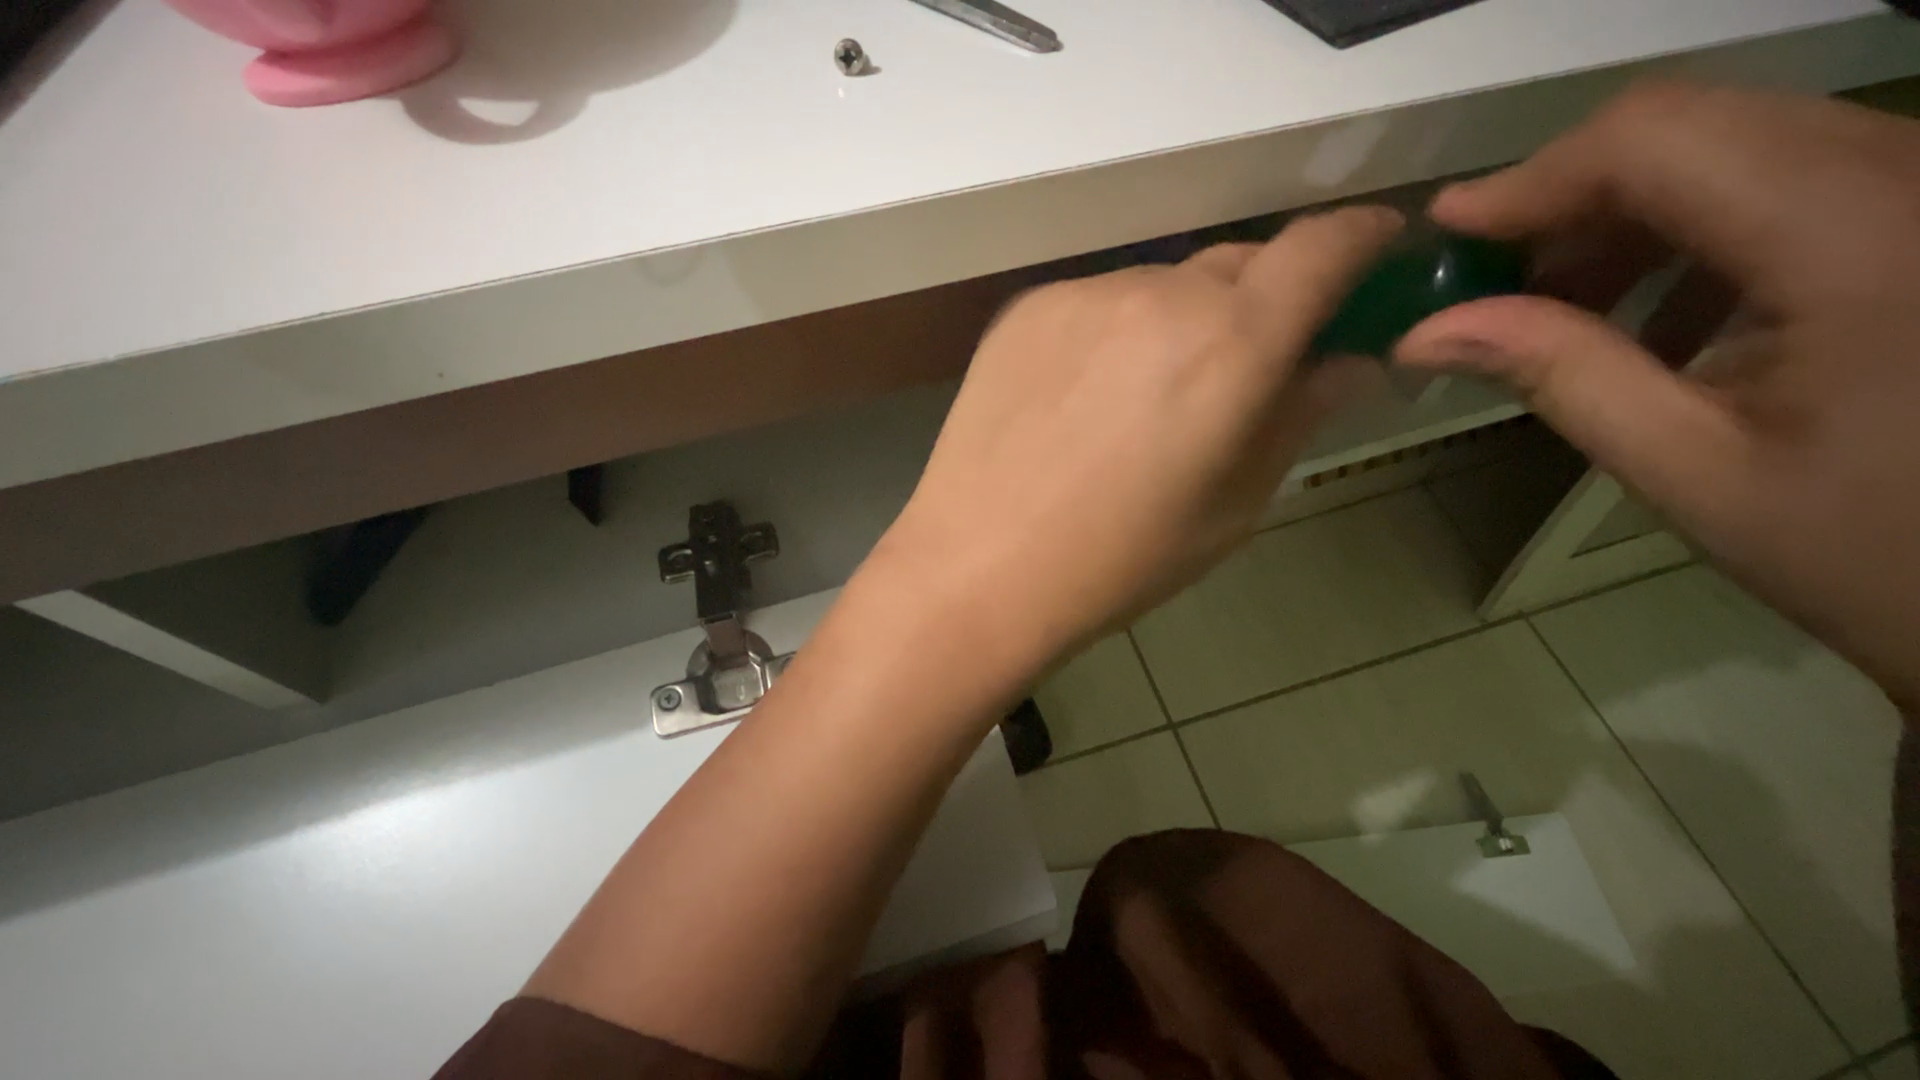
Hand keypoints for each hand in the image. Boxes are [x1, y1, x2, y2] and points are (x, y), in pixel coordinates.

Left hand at [868, 207, 1401, 680]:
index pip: (1320, 247)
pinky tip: (1084, 398)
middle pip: (1241, 263)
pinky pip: (1098, 302)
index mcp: (1232, 342)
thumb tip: (1350, 362)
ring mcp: (1085, 293)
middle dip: (1265, 299)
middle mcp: (1161, 292)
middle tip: (1250, 363)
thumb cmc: (1121, 559)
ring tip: (1148, 398)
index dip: (1361, 238)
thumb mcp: (1233, 504)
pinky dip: (1116, 331)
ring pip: (1163, 285)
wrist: (981, 568)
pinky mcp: (1026, 307)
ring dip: (1182, 320)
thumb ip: (1297, 416)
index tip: (1375, 252)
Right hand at [1397, 82, 1919, 707]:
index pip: (1656, 143)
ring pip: (1735, 143)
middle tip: (1490, 280)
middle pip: (1692, 126)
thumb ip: (1558, 377)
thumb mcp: (1694, 470)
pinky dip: (1692, 231)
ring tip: (1561, 309)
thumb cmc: (1874, 546)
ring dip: (1623, 217)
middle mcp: (1911, 175)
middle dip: (1567, 198)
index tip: (1447, 233)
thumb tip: (1425, 333)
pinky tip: (1661, 316)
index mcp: (1859, 239)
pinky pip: (1788, 176)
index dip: (1533, 178)